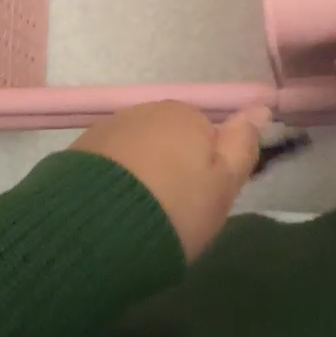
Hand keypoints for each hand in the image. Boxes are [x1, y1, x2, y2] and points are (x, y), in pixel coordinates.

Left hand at [72, 102, 269, 260]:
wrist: (97, 228)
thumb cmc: (175, 209)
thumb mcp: (224, 186)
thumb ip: (242, 146)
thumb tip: (259, 108)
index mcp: (185, 115)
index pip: (205, 137)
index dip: (205, 171)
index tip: (198, 202)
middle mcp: (144, 111)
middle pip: (167, 141)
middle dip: (169, 169)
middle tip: (168, 211)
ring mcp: (106, 129)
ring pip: (136, 151)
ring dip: (139, 175)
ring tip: (135, 215)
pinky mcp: (76, 151)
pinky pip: (107, 164)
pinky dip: (111, 182)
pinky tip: (108, 210)